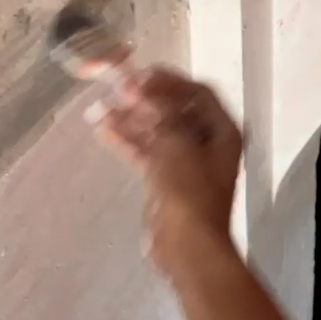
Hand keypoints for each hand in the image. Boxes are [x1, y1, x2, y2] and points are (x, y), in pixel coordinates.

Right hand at [88, 66, 243, 273]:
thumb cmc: (188, 191)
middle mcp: (206, 142)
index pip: (196, 92)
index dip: (168, 80)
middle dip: (143, 98)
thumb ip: (159, 109)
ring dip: (129, 118)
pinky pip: (144, 151)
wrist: (186, 244)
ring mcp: (184, 161)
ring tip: (99, 109)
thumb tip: (140, 84)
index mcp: (221, 131)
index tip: (137, 75)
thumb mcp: (175, 143)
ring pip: (155, 130)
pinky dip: (126, 140)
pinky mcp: (164, 178)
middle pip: (173, 109)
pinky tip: (102, 130)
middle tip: (114, 89)